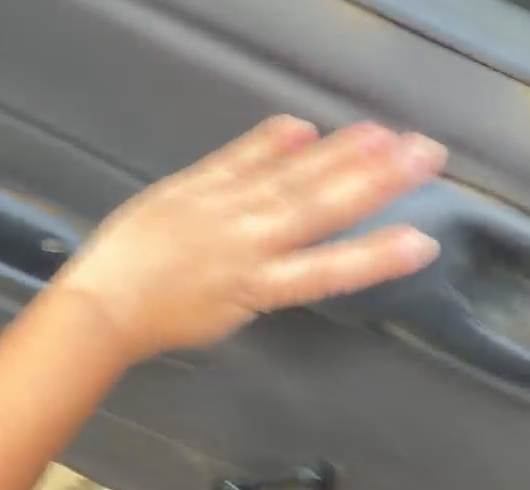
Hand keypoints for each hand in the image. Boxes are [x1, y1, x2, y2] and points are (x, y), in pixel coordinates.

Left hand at [51, 116, 445, 360]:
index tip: (420, 243)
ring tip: (382, 132)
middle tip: (425, 155)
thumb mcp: (219, 318)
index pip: (325, 273)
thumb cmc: (157, 324)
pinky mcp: (191, 189)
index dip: (374, 258)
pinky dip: (269, 143)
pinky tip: (302, 126)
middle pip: (318, 211)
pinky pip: (236, 162)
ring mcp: (219, 213)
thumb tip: (286, 260)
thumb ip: (256, 286)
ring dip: (337, 154)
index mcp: (254, 290)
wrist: (104, 308)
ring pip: (287, 180)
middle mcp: (245, 247)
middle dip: (375, 182)